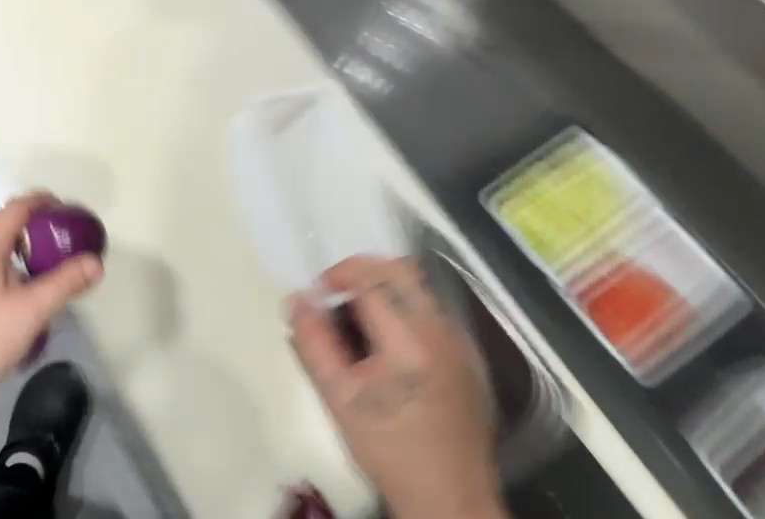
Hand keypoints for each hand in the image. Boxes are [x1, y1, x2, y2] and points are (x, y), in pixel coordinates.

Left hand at [0, 193, 104, 410]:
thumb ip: (65, 284)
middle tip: (64, 250)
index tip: (67, 210)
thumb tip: (95, 262)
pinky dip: (8, 273)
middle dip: (38, 234)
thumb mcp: (31, 312)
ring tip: (46, 281)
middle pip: (7, 228)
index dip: (43, 201)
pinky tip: (18, 304)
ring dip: (23, 258)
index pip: (17, 207)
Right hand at [288, 256, 504, 518]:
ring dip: (383, 290)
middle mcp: (441, 331)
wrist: (450, 498)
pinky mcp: (467, 356)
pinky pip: (431, 312)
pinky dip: (404, 311)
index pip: (372, 275)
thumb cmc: (389, 449)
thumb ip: (313, 342)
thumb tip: (297, 299)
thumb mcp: (338, 398)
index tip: (319, 294)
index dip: (339, 274)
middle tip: (337, 300)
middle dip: (362, 273)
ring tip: (359, 325)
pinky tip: (387, 349)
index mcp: (409, 340)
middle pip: (400, 269)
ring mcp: (460, 343)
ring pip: (418, 288)